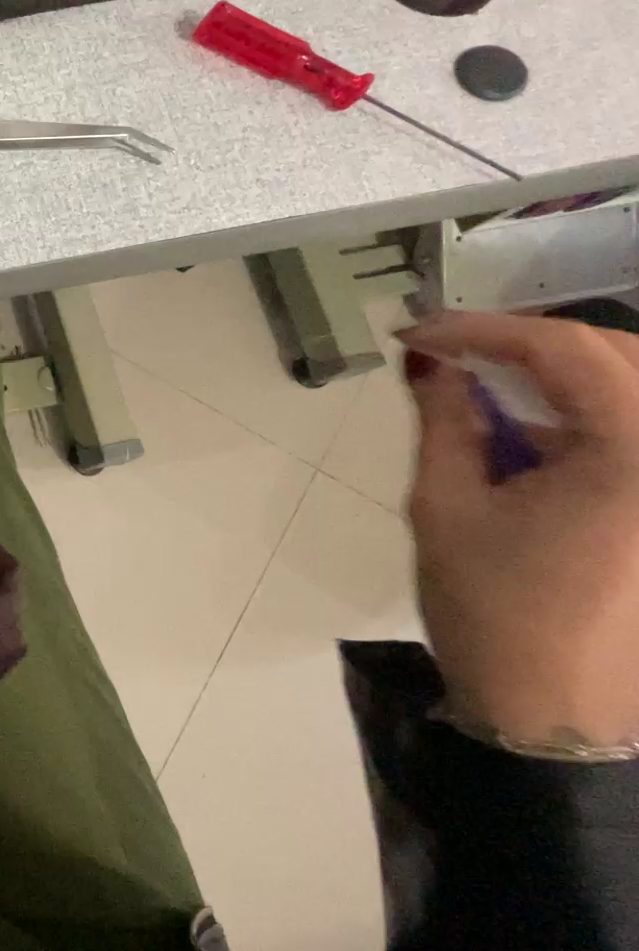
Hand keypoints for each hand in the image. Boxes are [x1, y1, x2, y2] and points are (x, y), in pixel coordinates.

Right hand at [399, 311, 638, 748]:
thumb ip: (445, 422)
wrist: (555, 699)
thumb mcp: (445, 505)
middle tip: (444, 351)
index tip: (412, 334)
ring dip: (560, 370)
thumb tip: (429, 362)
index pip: (566, 350)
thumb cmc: (490, 604)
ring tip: (480, 378)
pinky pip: (634, 426)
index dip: (481, 328)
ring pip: (635, 384)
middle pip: (619, 354)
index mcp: (632, 455)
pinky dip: (584, 408)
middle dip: (525, 341)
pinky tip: (529, 421)